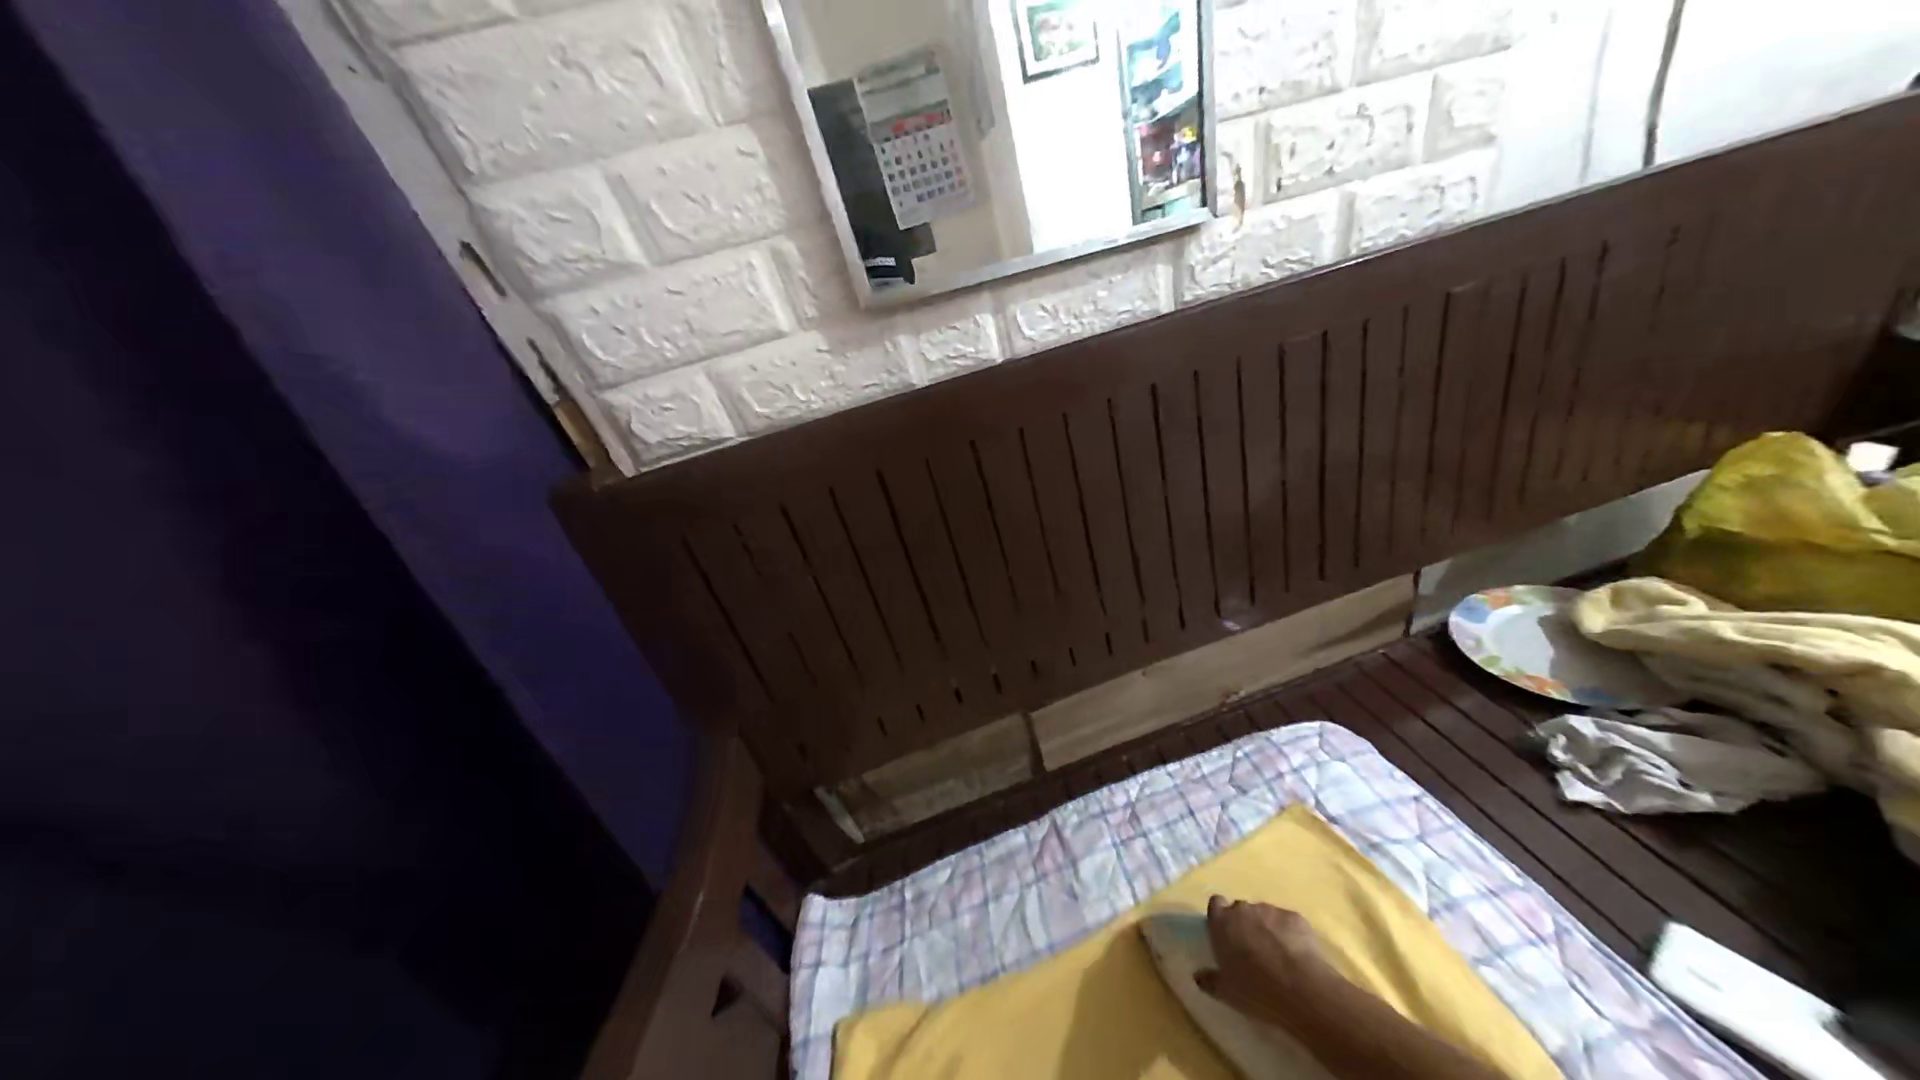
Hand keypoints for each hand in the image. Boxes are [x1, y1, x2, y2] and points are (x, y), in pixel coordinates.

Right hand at [1194, 896, 1336, 1023]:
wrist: (1301, 990)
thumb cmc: (1255, 991)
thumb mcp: (1225, 992)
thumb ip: (1209, 980)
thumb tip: (1198, 975)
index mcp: (1221, 923)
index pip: (1215, 904)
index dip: (1221, 916)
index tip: (1226, 933)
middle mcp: (1243, 910)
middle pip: (1241, 909)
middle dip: (1245, 924)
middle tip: (1252, 949)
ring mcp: (1270, 911)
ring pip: (1265, 914)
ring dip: (1267, 928)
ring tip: (1278, 955)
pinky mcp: (1295, 918)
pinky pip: (1288, 922)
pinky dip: (1289, 933)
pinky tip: (1296, 955)